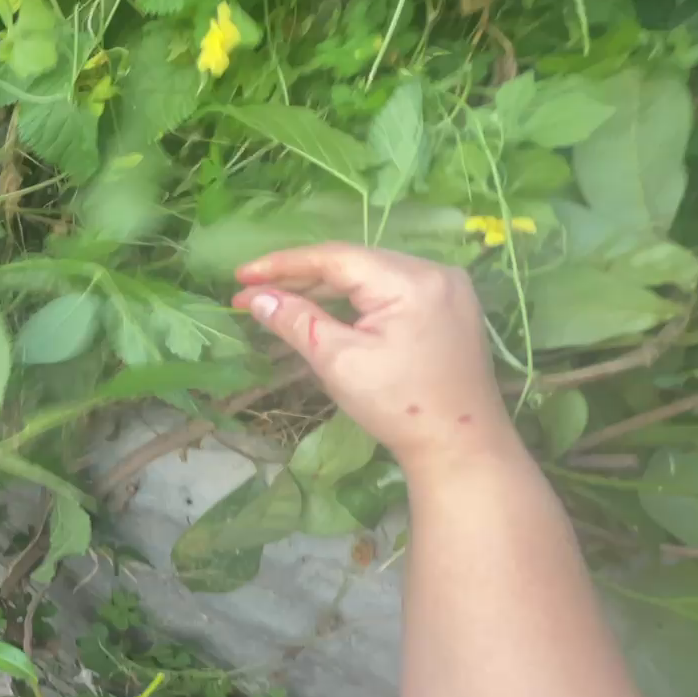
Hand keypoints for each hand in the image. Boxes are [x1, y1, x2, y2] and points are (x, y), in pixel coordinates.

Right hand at [232, 242, 519, 477]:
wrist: (457, 438)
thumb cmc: (395, 401)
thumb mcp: (337, 360)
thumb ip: (296, 321)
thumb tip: (256, 298)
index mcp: (409, 282)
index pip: (334, 258)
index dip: (282, 263)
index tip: (240, 276)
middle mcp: (432, 272)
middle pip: (351, 262)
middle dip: (296, 274)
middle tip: (249, 291)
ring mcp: (442, 288)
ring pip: (367, 274)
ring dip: (318, 286)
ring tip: (274, 299)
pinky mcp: (442, 305)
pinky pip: (384, 289)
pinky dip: (346, 296)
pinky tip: (318, 307)